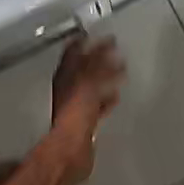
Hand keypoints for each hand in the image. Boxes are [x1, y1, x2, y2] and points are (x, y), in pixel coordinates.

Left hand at [44, 36, 124, 184]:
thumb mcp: (88, 83)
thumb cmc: (75, 115)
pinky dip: (106, 98)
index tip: (94, 33)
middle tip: (111, 48)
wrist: (71, 151)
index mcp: (65, 77)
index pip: (74, 52)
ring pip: (91, 85)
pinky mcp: (84, 122)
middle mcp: (67, 88)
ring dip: (104, 76)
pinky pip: (97, 104)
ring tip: (118, 69)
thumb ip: (98, 66)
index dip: (83, 41)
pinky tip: (115, 96)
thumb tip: (107, 49)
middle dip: (97, 57)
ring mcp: (75, 106)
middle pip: (83, 67)